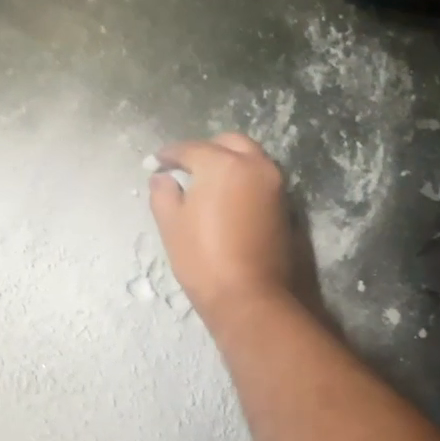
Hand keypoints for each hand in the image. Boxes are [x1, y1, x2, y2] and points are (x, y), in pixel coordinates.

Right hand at [149, 133, 297, 323]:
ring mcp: (274, 184)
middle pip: (228, 143)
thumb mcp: (171, 224)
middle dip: (204, 150)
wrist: (249, 297)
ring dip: (227, 162)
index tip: (155, 163)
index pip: (190, 149)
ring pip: (249, 158)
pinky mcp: (284, 205)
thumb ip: (163, 192)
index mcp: (223, 164)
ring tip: (204, 182)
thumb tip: (162, 177)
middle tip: (184, 167)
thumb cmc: (203, 258)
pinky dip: (242, 179)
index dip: (169, 155)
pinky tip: (225, 198)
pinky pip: (259, 178)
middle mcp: (254, 165)